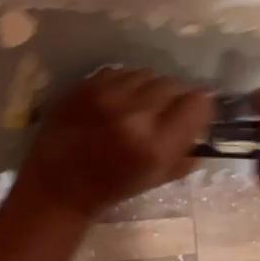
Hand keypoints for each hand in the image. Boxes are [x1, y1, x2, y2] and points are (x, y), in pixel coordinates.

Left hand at [13, 68, 211, 218]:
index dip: (200, 105)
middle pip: (172, 84)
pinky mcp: (85, 87)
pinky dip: (122, 84)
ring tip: (137, 104)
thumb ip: (184, 155)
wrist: (57, 186)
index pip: (197, 103)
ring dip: (147, 88)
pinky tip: (115, 100)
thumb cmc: (110, 188)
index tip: (195, 110)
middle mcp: (134, 115)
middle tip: (163, 110)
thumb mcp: (155, 180)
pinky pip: (118, 72)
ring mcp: (106, 97)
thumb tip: (203, 129)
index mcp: (156, 145)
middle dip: (173, 96)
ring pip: (146, 74)